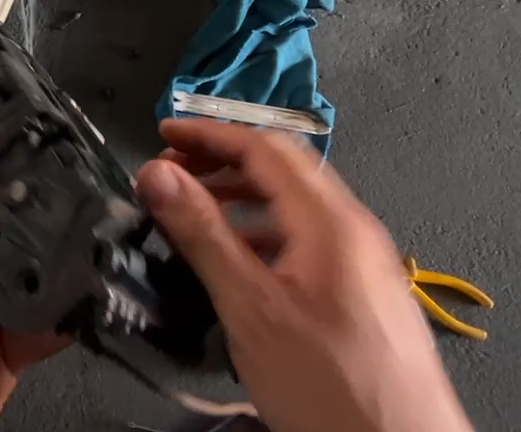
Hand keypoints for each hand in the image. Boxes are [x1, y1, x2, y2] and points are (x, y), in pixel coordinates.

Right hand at [136, 119, 472, 431]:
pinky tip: (238, 258)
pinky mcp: (364, 292)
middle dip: (221, 158)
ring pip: (294, 202)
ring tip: (195, 210)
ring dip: (240, 192)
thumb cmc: (330, 386)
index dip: (208, 133)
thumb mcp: (252, 309)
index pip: (263, 146)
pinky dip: (263, 228)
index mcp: (330, 219)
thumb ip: (202, 234)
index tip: (161, 134)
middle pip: (282, 166)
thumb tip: (156, 172)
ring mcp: (364, 260)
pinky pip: (307, 236)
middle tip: (171, 172)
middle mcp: (353, 227)